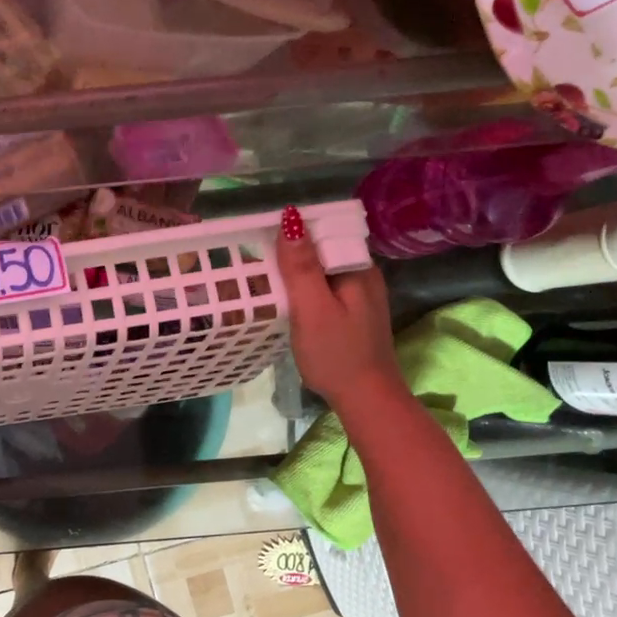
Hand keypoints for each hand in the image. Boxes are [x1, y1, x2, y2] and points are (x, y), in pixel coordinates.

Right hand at [275, 207, 404, 412]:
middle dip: (290, 252)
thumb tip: (290, 219)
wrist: (364, 397)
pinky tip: (283, 301)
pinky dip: (302, 291)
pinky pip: (322, 289)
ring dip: (294, 272)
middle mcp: (362, 275)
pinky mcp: (350, 314)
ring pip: (321, 271)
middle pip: (321, 251)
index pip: (323, 233)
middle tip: (252, 261)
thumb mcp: (312, 309)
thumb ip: (301, 266)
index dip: (292, 232)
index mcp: (357, 268)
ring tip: (261, 278)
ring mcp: (358, 296)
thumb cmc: (336, 353)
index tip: (258, 240)